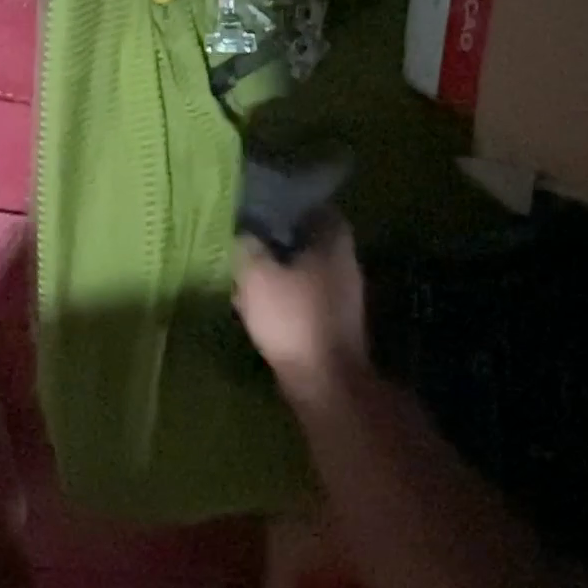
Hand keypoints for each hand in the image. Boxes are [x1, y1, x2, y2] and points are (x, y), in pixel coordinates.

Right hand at [233, 210, 369, 397]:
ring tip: (247, 269)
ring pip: (307, 270)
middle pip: (311, 239)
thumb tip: (243, 232)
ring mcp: (342, 297)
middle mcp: (344, 264)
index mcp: (332, 243)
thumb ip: (246, 245)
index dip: (291, 205)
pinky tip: (259, 301)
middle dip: (282, 238)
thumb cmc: (293, 317)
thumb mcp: (257, 273)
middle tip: (249, 235)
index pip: (317, 207)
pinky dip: (285, 294)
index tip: (264, 206)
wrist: (324, 382)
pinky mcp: (333, 323)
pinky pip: (305, 296)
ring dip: (281, 268)